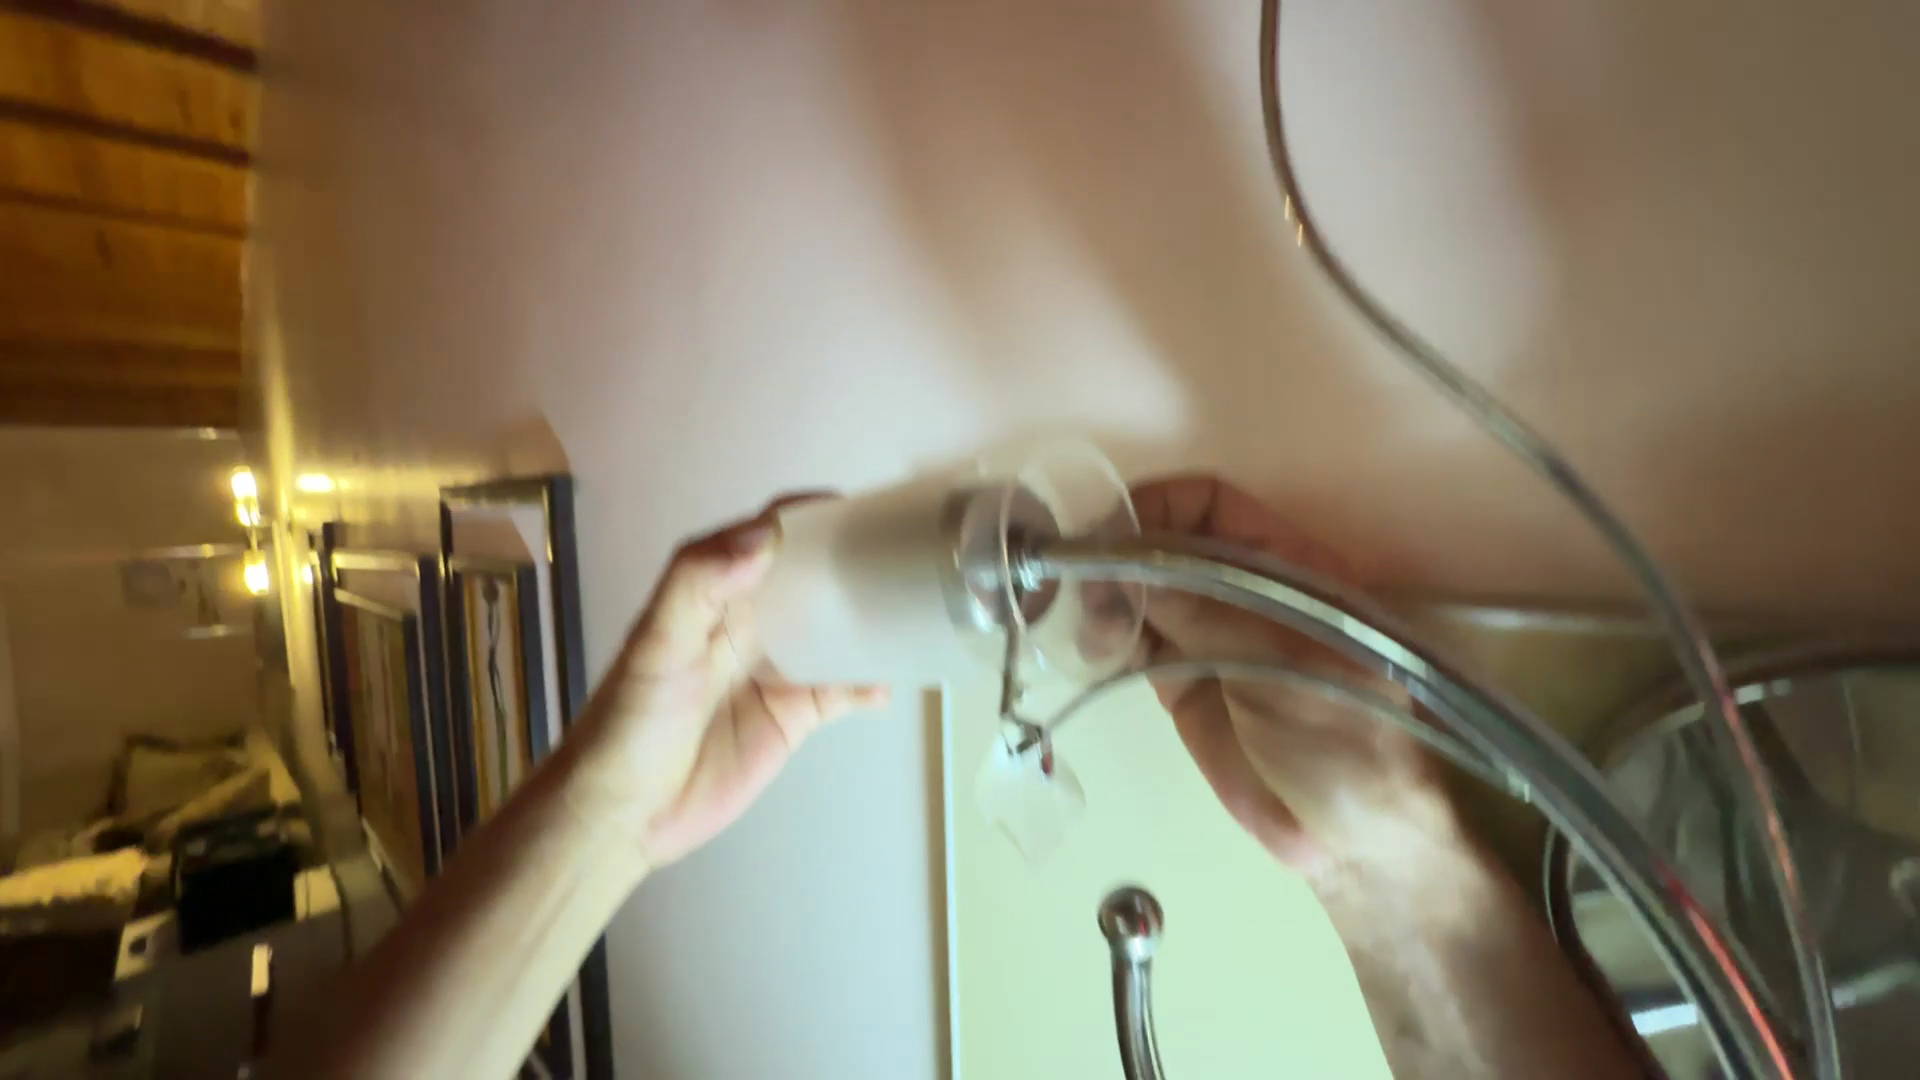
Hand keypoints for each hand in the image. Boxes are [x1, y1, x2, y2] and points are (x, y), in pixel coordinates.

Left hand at [567, 500, 890, 871]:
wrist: (629, 811)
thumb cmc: (634, 719)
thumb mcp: (657, 644)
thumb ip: (698, 584)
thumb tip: (766, 536)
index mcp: (720, 591)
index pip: (769, 536)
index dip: (810, 516)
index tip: (860, 507)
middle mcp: (754, 620)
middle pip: (813, 578)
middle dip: (854, 562)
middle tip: (905, 555)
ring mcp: (779, 667)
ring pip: (836, 631)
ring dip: (869, 621)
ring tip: (911, 611)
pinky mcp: (796, 713)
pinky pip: (842, 690)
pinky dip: (867, 685)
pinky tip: (887, 686)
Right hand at [1130, 474, 1459, 886]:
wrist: (1345, 832)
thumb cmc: (1341, 737)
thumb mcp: (1283, 663)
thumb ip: (1205, 610)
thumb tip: (1124, 564)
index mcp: (1280, 563)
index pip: (1207, 504)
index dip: (1156, 506)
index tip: (1107, 535)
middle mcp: (1233, 586)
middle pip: (1158, 541)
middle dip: (1116, 556)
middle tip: (1088, 595)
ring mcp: (1201, 630)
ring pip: (1134, 588)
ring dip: (1101, 599)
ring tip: (1094, 637)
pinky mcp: (1174, 674)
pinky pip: (1126, 636)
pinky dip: (1100, 636)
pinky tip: (1094, 655)